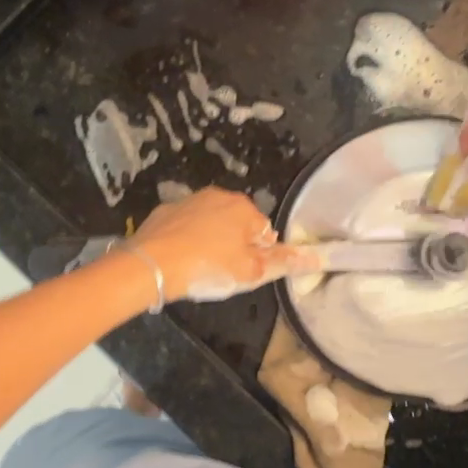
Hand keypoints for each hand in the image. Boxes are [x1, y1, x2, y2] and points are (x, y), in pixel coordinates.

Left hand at [125, 187, 308, 303]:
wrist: (152, 264)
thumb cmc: (209, 267)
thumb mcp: (250, 272)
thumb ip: (282, 262)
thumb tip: (314, 257)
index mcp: (245, 209)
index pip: (265, 232)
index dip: (259, 255)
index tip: (245, 272)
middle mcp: (219, 196)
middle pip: (237, 223)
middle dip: (235, 243)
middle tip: (223, 271)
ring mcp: (189, 200)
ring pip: (210, 221)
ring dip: (210, 239)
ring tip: (200, 266)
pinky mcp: (164, 210)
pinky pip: (184, 224)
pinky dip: (185, 237)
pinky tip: (178, 258)